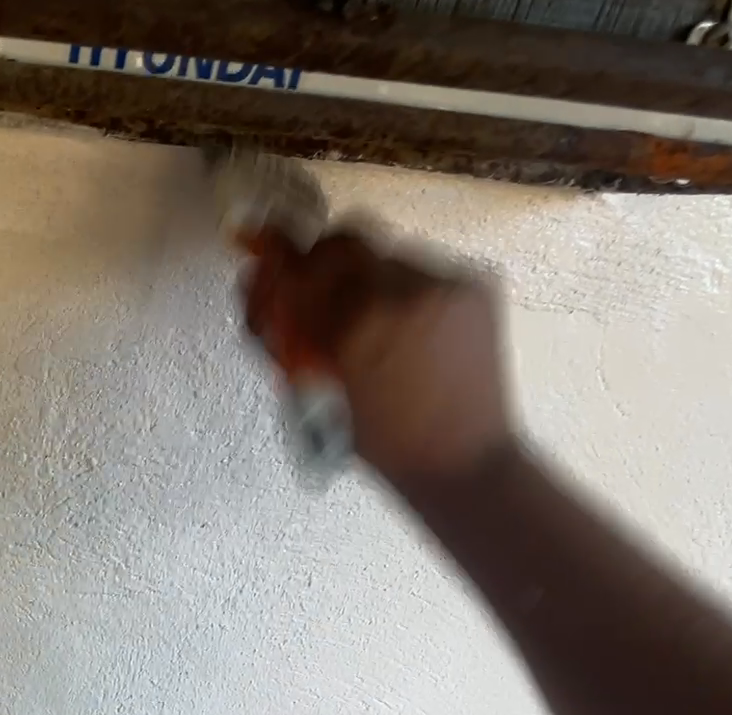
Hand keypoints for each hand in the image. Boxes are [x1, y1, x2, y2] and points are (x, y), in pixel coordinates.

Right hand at [242, 227, 515, 484]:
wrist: (460, 457)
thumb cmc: (378, 438)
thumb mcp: (309, 390)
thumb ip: (275, 331)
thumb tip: (254, 280)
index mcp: (354, 327)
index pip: (302, 262)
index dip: (276, 250)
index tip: (261, 241)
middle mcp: (404, 294)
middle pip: (346, 239)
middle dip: (321, 259)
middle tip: (313, 287)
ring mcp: (447, 285)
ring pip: (385, 254)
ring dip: (365, 279)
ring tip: (367, 324)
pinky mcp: (477, 285)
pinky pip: (423, 268)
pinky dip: (403, 290)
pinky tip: (404, 328)